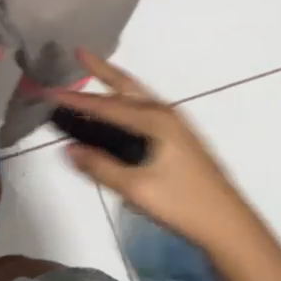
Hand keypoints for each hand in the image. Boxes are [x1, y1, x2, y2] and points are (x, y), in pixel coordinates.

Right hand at [49, 49, 260, 252]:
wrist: (231, 228)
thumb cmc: (184, 206)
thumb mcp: (137, 189)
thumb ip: (101, 167)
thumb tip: (68, 150)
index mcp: (155, 122)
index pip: (106, 105)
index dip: (75, 99)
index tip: (49, 91)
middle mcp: (166, 115)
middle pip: (127, 87)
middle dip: (102, 70)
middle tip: (80, 53)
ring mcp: (178, 126)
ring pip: (139, 97)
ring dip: (116, 85)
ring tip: (96, 76)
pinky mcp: (182, 139)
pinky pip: (147, 108)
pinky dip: (128, 101)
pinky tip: (122, 113)